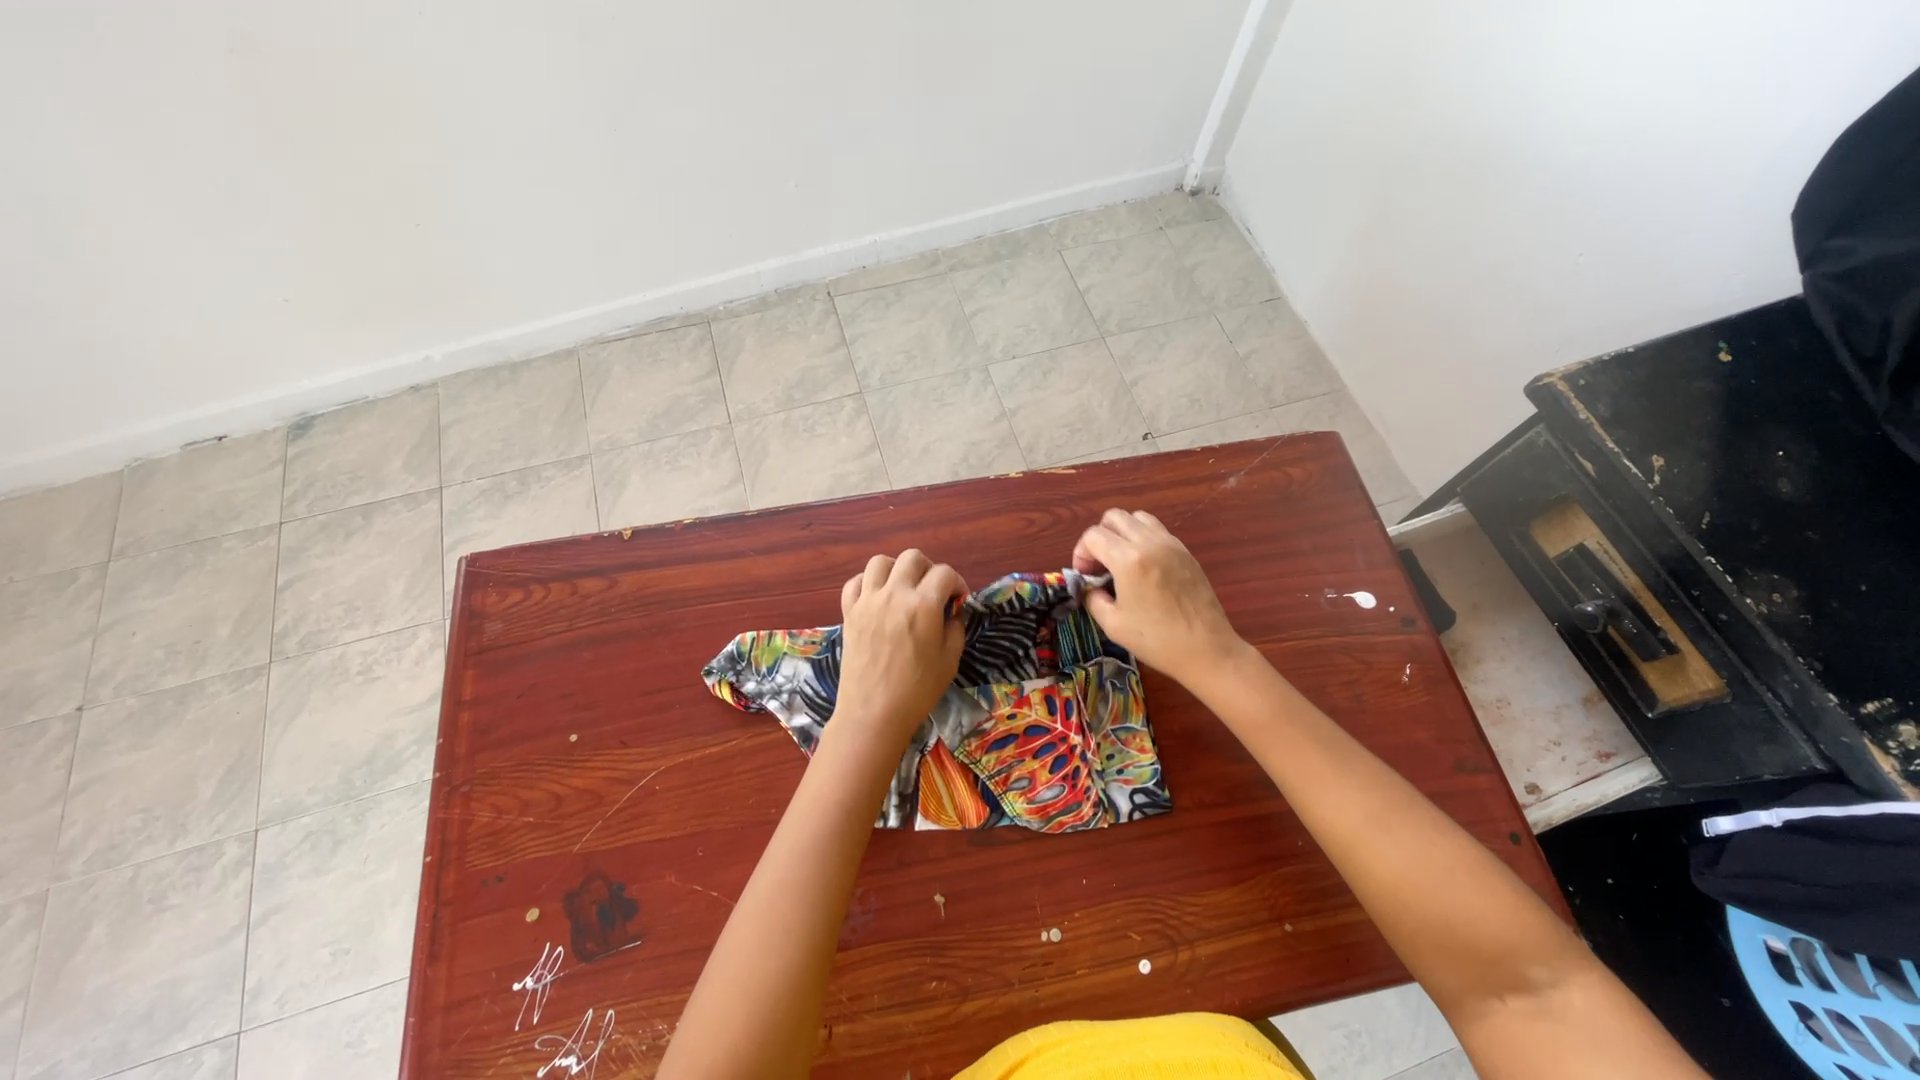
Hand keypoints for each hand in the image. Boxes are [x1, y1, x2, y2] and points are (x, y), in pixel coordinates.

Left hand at [829, 550, 967, 753]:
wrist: (873, 713)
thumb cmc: (917, 690)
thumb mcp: (950, 660)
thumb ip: (955, 628)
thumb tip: (951, 612)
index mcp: (923, 605)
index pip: (944, 573)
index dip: (956, 584)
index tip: (957, 601)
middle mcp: (894, 594)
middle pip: (912, 557)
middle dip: (928, 569)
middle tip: (932, 591)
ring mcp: (867, 602)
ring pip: (880, 562)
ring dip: (896, 569)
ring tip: (903, 589)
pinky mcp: (849, 613)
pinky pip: (855, 583)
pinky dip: (867, 583)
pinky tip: (877, 598)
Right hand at [1073, 509, 1245, 683]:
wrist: (1206, 648)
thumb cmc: (1156, 640)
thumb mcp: (1113, 624)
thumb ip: (1093, 598)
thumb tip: (1090, 586)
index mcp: (1128, 559)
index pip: (1093, 535)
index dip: (1081, 553)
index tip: (1086, 576)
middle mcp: (1150, 542)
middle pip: (1114, 517)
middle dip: (1099, 537)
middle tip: (1100, 566)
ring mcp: (1171, 544)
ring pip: (1137, 518)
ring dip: (1122, 533)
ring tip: (1121, 562)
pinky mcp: (1186, 552)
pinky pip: (1157, 530)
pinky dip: (1143, 539)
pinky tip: (1144, 568)